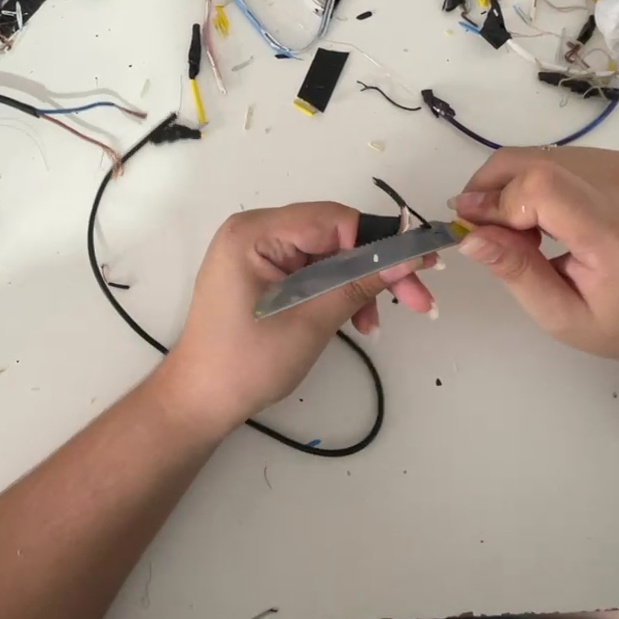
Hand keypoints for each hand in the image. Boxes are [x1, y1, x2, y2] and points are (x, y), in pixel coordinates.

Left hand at [156, 203, 435, 436]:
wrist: (200, 399)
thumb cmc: (246, 362)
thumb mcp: (310, 321)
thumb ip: (358, 283)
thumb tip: (409, 256)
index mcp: (253, 233)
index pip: (331, 219)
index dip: (377, 242)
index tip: (417, 269)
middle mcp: (254, 232)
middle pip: (332, 235)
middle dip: (373, 267)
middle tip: (417, 299)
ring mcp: (256, 252)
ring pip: (326, 255)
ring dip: (357, 284)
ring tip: (375, 323)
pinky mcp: (262, 273)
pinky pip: (311, 270)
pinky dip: (336, 291)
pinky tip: (355, 320)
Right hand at [449, 147, 618, 373]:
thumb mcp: (561, 316)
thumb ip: (516, 272)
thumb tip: (469, 237)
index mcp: (613, 234)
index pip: (539, 188)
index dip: (493, 201)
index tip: (469, 228)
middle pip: (530, 161)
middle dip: (489, 188)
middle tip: (480, 228)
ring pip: (534, 155)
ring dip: (507, 187)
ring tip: (515, 231)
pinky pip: (550, 157)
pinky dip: (527, 182)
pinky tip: (537, 218)